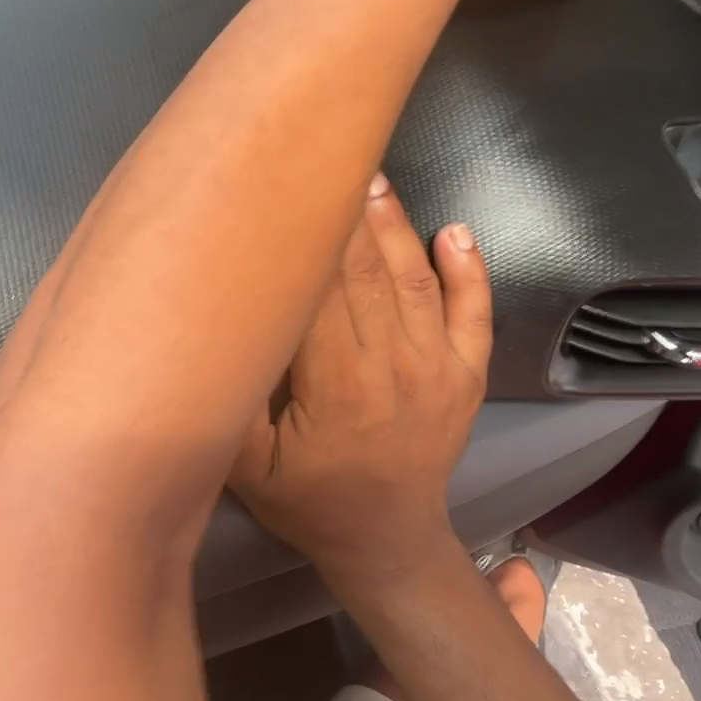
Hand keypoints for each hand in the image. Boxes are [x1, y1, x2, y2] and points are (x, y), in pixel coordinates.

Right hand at [228, 176, 491, 584]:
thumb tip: (227, 334)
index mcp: (338, 383)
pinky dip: (467, 270)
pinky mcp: (466, 375)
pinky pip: (473, 312)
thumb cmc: (307, 502)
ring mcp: (440, 366)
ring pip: (414, 280)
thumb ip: (236, 404)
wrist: (385, 541)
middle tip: (329, 160)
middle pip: (366, 273)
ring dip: (395, 226)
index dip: (305, 240)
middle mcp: (396, 363)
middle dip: (346, 216)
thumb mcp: (246, 468)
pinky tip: (454, 232)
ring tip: (373, 180)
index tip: (287, 195)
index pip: (320, 292)